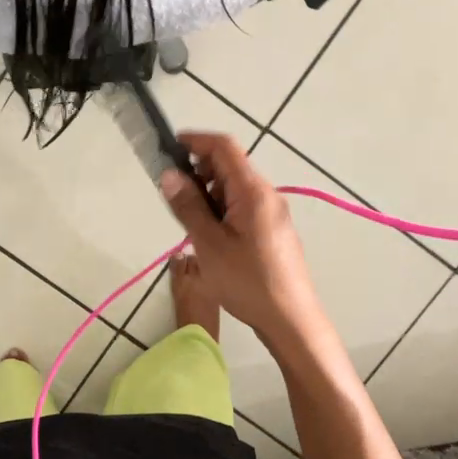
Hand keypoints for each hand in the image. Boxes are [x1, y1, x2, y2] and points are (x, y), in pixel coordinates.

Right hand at [159, 133, 323, 348]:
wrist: (289, 318)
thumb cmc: (247, 281)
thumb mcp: (209, 245)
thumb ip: (188, 207)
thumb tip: (169, 174)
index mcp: (253, 191)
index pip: (225, 147)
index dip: (196, 141)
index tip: (169, 147)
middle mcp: (267, 195)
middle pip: (230, 167)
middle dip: (199, 173)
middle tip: (175, 199)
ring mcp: (272, 214)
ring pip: (235, 191)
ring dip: (209, 197)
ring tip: (191, 226)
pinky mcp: (272, 233)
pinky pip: (243, 209)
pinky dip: (222, 213)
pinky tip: (211, 240)